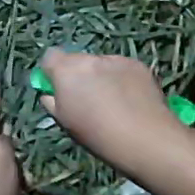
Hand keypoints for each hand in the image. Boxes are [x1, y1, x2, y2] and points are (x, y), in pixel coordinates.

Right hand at [40, 48, 188, 172]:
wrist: (145, 138)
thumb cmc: (97, 134)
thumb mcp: (64, 121)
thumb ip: (52, 101)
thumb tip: (51, 93)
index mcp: (66, 70)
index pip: (49, 56)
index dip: (52, 71)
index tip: (58, 87)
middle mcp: (89, 58)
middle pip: (76, 59)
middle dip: (78, 73)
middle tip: (87, 97)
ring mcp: (115, 59)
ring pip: (100, 63)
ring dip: (101, 75)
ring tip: (113, 100)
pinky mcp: (137, 64)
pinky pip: (121, 67)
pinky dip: (121, 78)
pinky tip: (130, 98)